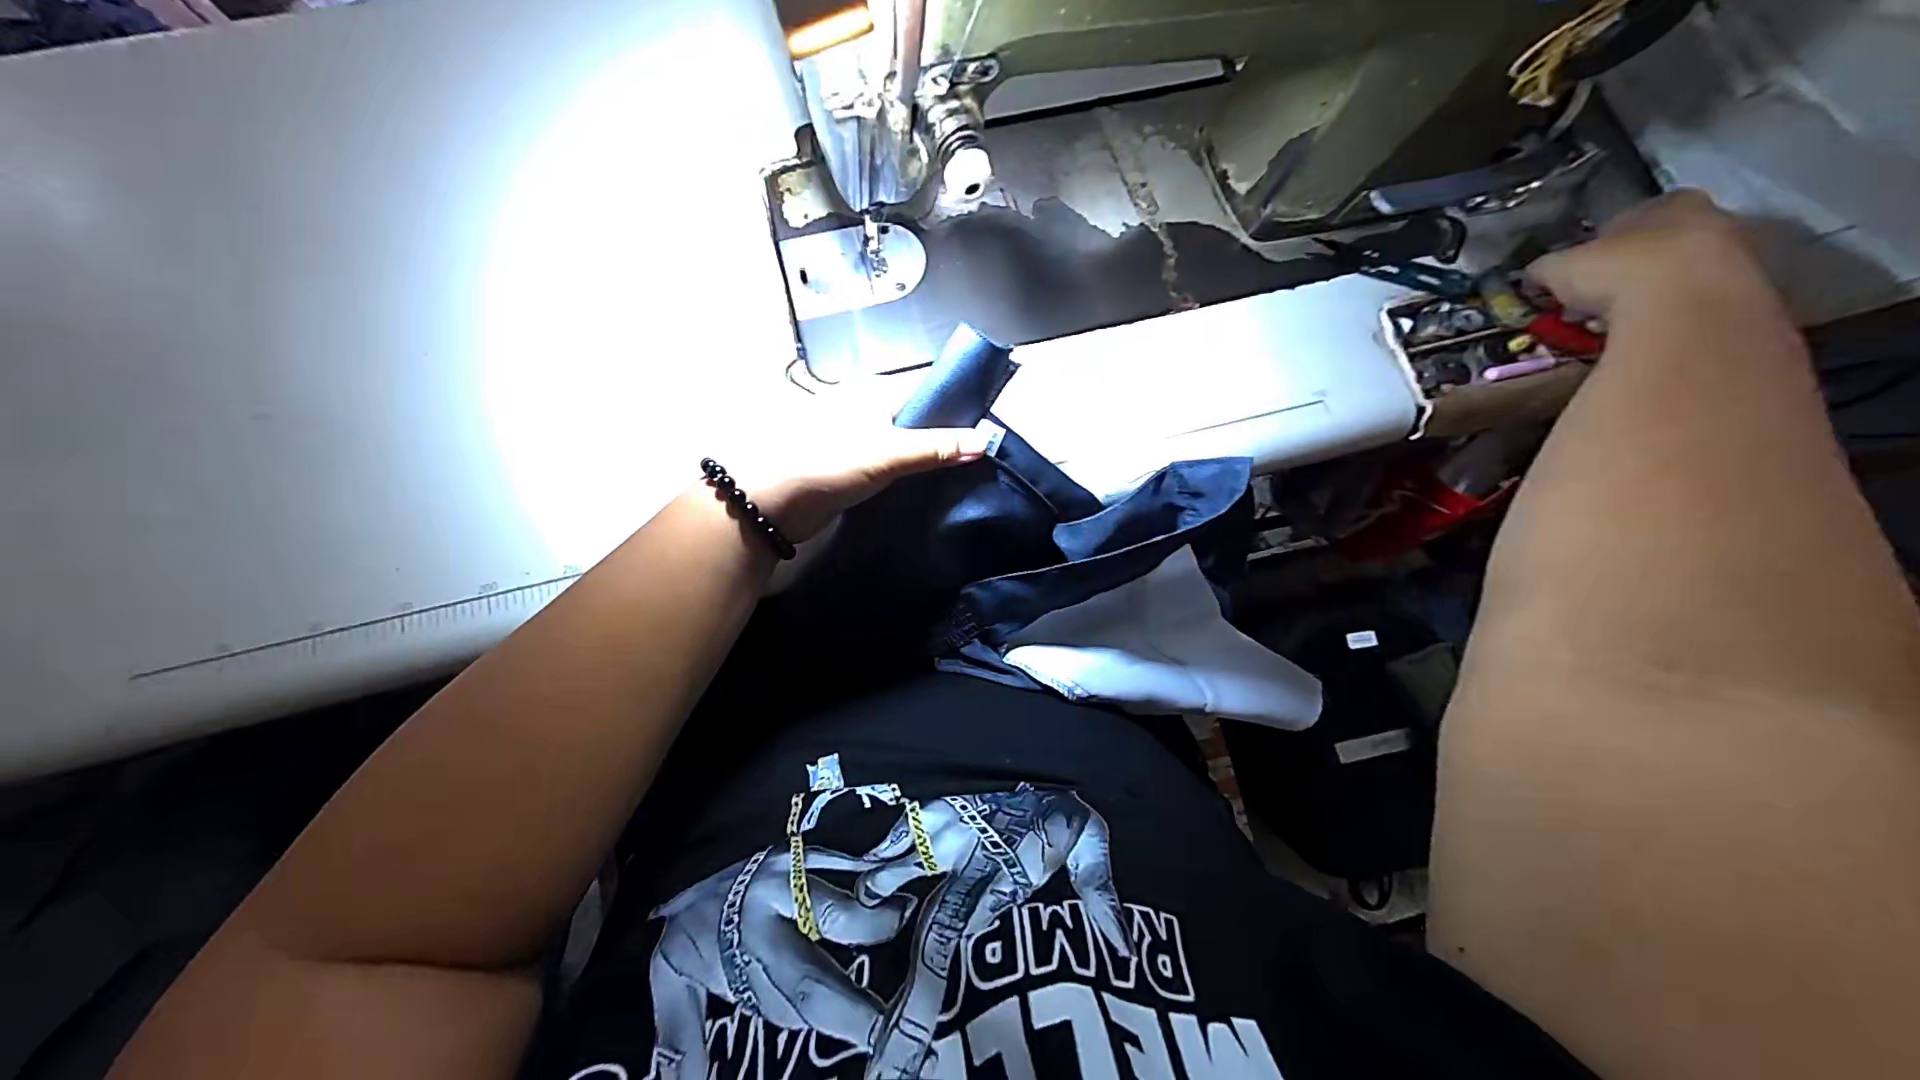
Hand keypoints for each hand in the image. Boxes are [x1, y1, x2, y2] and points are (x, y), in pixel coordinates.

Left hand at [715, 415, 992, 543]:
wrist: (772, 505)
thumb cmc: (827, 464)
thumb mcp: (889, 453)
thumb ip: (935, 448)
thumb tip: (984, 441)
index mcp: (869, 392)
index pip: (924, 394)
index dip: (953, 411)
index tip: (981, 433)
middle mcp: (861, 410)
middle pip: (913, 421)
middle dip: (940, 440)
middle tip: (974, 461)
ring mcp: (851, 441)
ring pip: (899, 447)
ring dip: (922, 462)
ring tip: (956, 478)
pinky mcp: (845, 469)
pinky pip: (885, 468)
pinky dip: (903, 478)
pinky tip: (920, 491)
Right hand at [1528, 190, 1784, 319]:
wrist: (1688, 306)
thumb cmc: (1621, 270)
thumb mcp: (1559, 268)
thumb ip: (1545, 269)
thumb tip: (1531, 277)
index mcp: (1668, 203)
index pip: (1635, 215)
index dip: (1604, 241)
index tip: (1583, 267)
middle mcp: (1712, 218)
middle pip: (1664, 242)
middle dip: (1631, 268)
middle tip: (1597, 298)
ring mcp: (1738, 253)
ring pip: (1683, 272)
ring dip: (1654, 293)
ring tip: (1619, 321)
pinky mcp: (1749, 291)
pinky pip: (1698, 301)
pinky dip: (1673, 315)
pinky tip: (1648, 332)